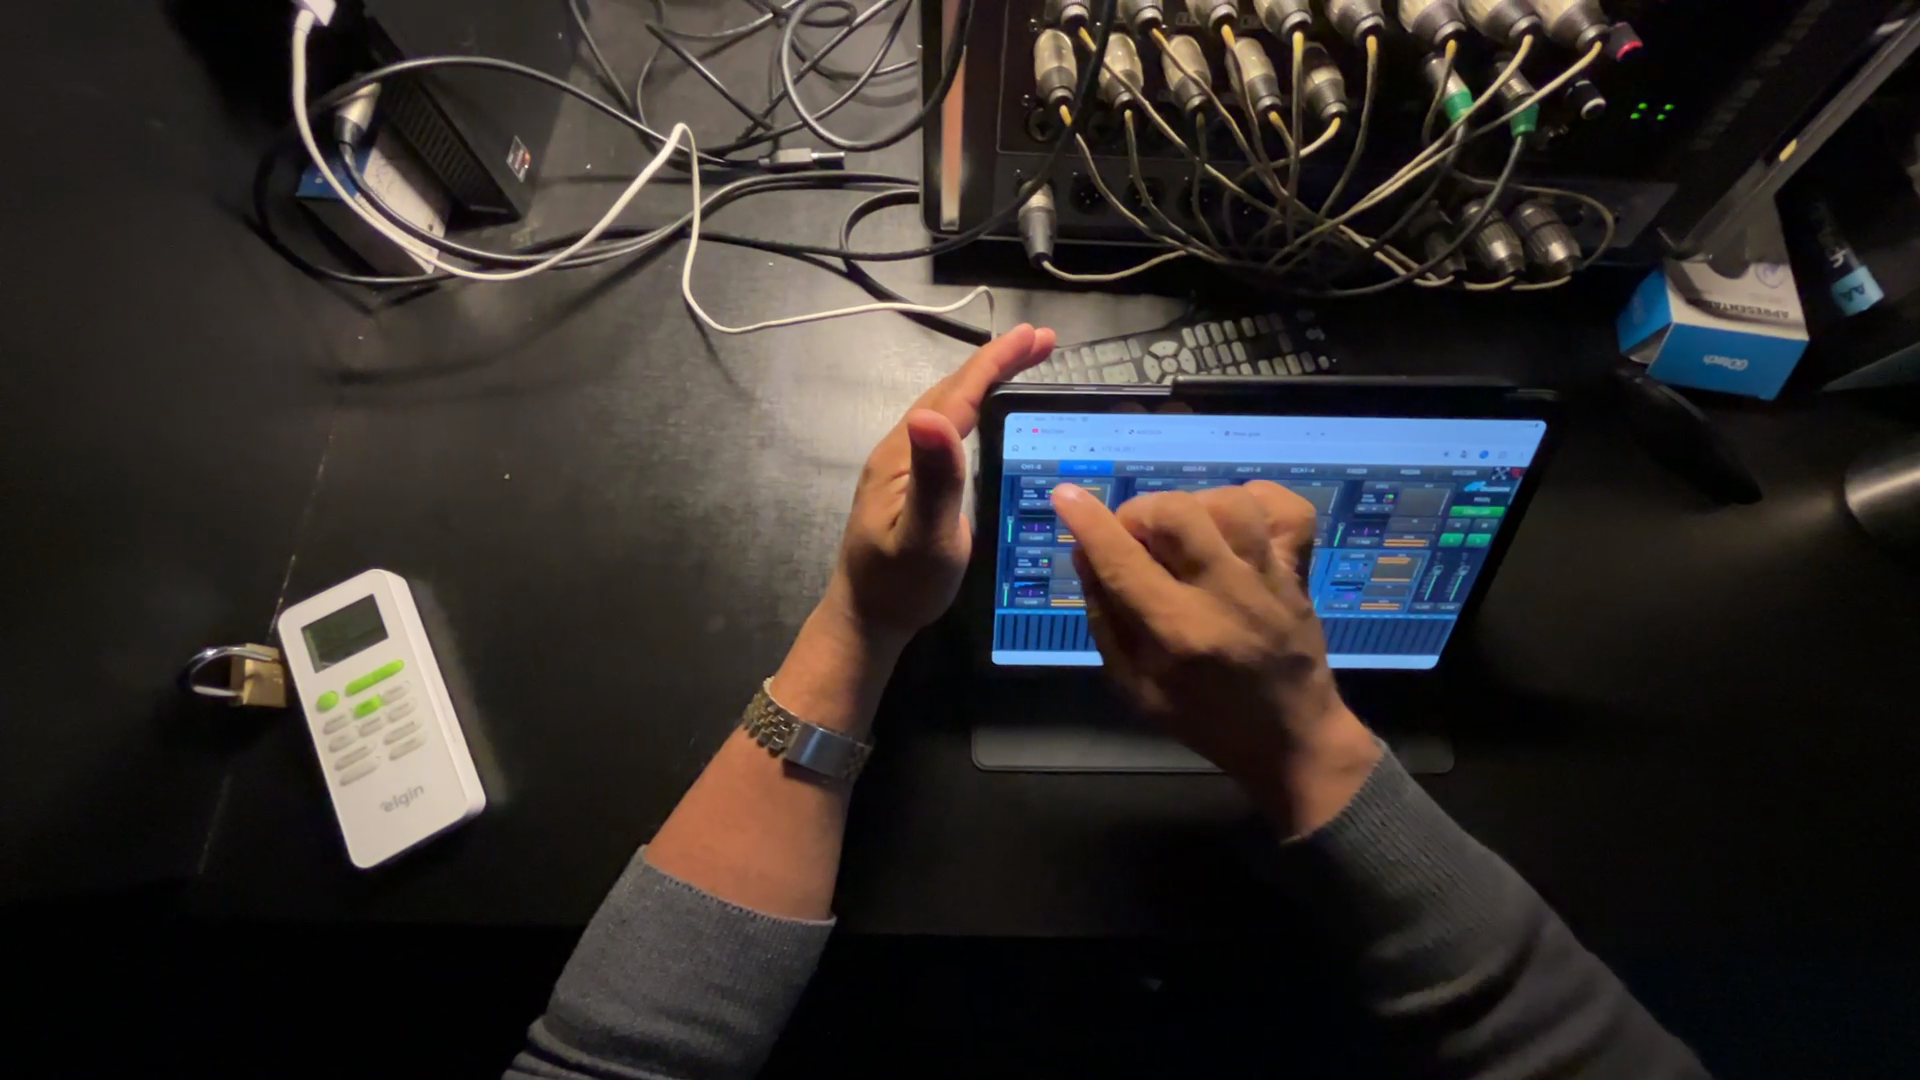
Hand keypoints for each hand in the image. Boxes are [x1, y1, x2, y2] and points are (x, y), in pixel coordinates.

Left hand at [827, 324, 1056, 646]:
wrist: (868, 618)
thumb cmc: (899, 585)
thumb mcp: (923, 537)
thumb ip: (934, 480)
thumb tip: (935, 415)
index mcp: (903, 455)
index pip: (955, 396)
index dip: (994, 363)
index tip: (1034, 336)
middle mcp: (900, 451)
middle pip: (951, 392)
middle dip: (997, 362)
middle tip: (1043, 343)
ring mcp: (904, 466)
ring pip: (948, 408)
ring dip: (986, 381)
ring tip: (1024, 364)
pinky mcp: (911, 483)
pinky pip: (948, 431)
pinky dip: (975, 409)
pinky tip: (988, 415)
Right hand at [1050, 480, 1379, 833]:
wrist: (1292, 738)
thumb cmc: (1201, 717)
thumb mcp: (1133, 684)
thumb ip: (1104, 616)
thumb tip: (1085, 551)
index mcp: (1177, 633)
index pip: (1121, 559)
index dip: (1087, 521)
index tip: (1066, 496)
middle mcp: (1225, 596)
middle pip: (1177, 514)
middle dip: (1139, 512)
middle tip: (1136, 538)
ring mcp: (1269, 578)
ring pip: (1229, 502)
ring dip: (1191, 505)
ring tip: (1183, 532)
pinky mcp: (1299, 570)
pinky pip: (1287, 507)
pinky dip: (1255, 499)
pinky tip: (1232, 521)